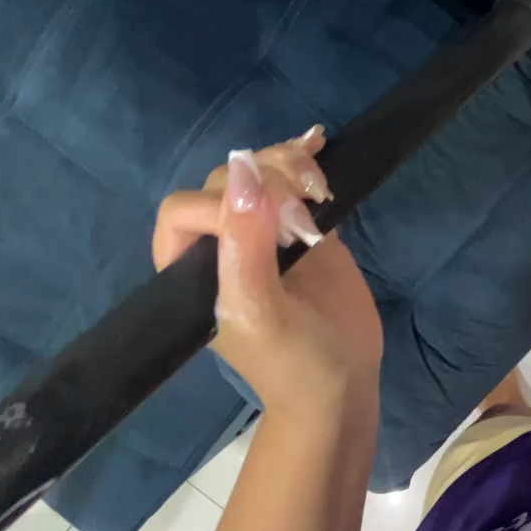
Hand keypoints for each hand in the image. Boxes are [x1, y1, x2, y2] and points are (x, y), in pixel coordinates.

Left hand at [152, 129, 383, 420]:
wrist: (343, 388)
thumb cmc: (291, 362)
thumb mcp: (260, 312)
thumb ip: (246, 245)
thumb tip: (246, 170)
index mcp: (195, 269)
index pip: (188, 210)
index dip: (227, 202)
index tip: (278, 218)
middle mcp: (225, 246)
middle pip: (229, 182)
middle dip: (270, 178)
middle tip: (312, 202)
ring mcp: (269, 235)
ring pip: (263, 176)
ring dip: (291, 164)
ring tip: (322, 184)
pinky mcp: (309, 231)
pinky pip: (299, 186)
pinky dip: (308, 159)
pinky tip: (322, 142)